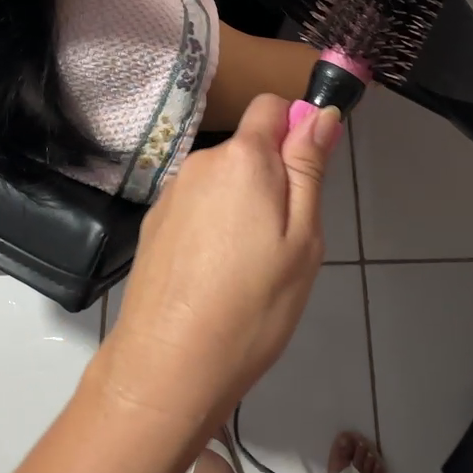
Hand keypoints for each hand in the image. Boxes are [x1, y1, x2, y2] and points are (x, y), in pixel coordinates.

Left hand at [92, 96, 342, 429]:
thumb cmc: (252, 306)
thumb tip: (319, 113)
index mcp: (242, 158)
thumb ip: (308, 169)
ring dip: (242, 205)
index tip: (307, 175)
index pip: (271, 105)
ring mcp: (172, 193)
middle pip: (248, 149)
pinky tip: (214, 277)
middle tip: (284, 240)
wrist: (167, 367)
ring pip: (223, 181)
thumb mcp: (302, 240)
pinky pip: (198, 207)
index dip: (296, 128)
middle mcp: (201, 162)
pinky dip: (213, 227)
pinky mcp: (154, 223)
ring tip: (249, 268)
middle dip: (272, 178)